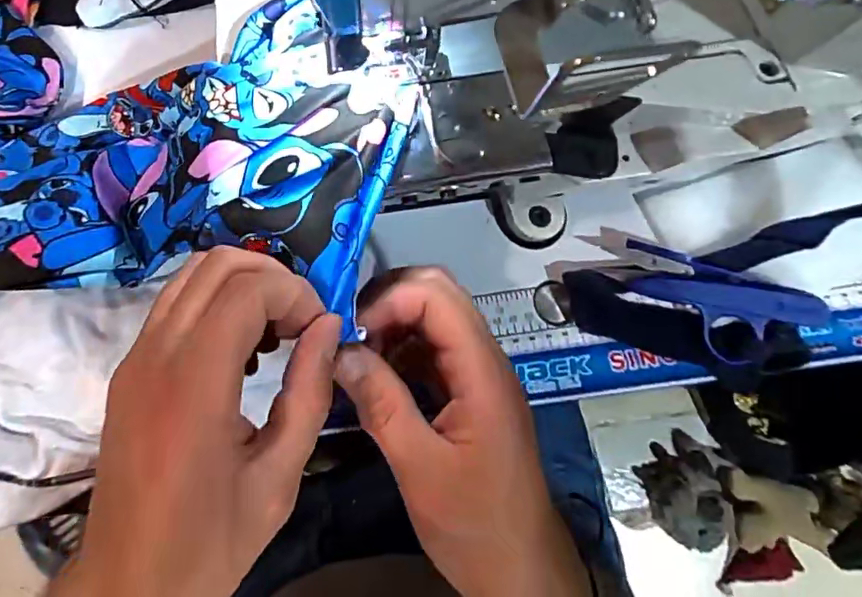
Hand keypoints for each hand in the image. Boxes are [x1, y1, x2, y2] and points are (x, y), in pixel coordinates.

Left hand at [56, 248, 343, 596]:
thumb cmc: (208, 542)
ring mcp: (136, 355)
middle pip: (218, 263)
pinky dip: (214, 299)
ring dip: (242, 282)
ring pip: (192, 271)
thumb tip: (328, 326)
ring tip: (272, 332)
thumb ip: (310, 392)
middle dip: (272, 276)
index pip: (249, 288)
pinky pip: (175, 301)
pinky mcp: (129, 365)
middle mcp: (157, 352)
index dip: (295, 295)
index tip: (318, 331)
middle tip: (299, 322)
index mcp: (193, 381)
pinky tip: (238, 348)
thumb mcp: (278, 478)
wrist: (126, 586)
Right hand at [333, 267, 588, 596]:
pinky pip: (433, 346)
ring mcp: (478, 371)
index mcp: (481, 369)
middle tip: (351, 334)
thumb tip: (340, 353)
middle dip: (389, 301)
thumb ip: (382, 405)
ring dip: (393, 322)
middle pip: (439, 292)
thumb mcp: (421, 470)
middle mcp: (484, 357)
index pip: (436, 296)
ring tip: (358, 356)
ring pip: (435, 315)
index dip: (390, 300)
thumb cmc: (476, 525)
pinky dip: (401, 347)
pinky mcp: (470, 389)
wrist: (522, 571)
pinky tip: (377, 374)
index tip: (352, 333)